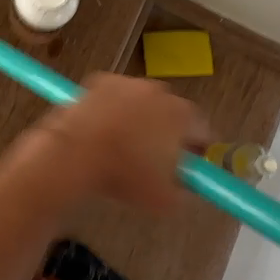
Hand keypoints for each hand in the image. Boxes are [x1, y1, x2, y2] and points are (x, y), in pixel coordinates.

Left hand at [42, 72, 207, 212]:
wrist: (76, 152)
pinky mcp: (103, 80)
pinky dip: (114, 109)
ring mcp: (130, 82)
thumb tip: (187, 188)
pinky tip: (104, 129)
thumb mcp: (164, 200)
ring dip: (140, 118)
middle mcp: (161, 91)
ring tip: (123, 144)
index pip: (203, 132)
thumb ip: (185, 192)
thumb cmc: (125, 175)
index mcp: (183, 116)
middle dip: (168, 132)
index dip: (197, 152)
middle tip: (155, 157)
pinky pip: (116, 96)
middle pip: (174, 112)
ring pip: (144, 102)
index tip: (188, 167)